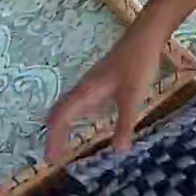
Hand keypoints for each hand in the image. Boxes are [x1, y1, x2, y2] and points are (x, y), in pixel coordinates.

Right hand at [44, 22, 170, 160]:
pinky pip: (77, 103)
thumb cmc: (137, 64)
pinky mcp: (98, 82)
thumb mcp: (133, 96)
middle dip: (53, 135)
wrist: (145, 36)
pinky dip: (73, 117)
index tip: (50, 159)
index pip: (61, 120)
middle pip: (58, 114)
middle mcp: (82, 90)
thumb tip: (117, 151)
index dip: (54, 140)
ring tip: (62, 143)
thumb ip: (124, 124)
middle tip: (53, 155)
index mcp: (85, 94)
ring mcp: (89, 84)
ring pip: (66, 107)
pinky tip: (87, 121)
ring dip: (61, 125)